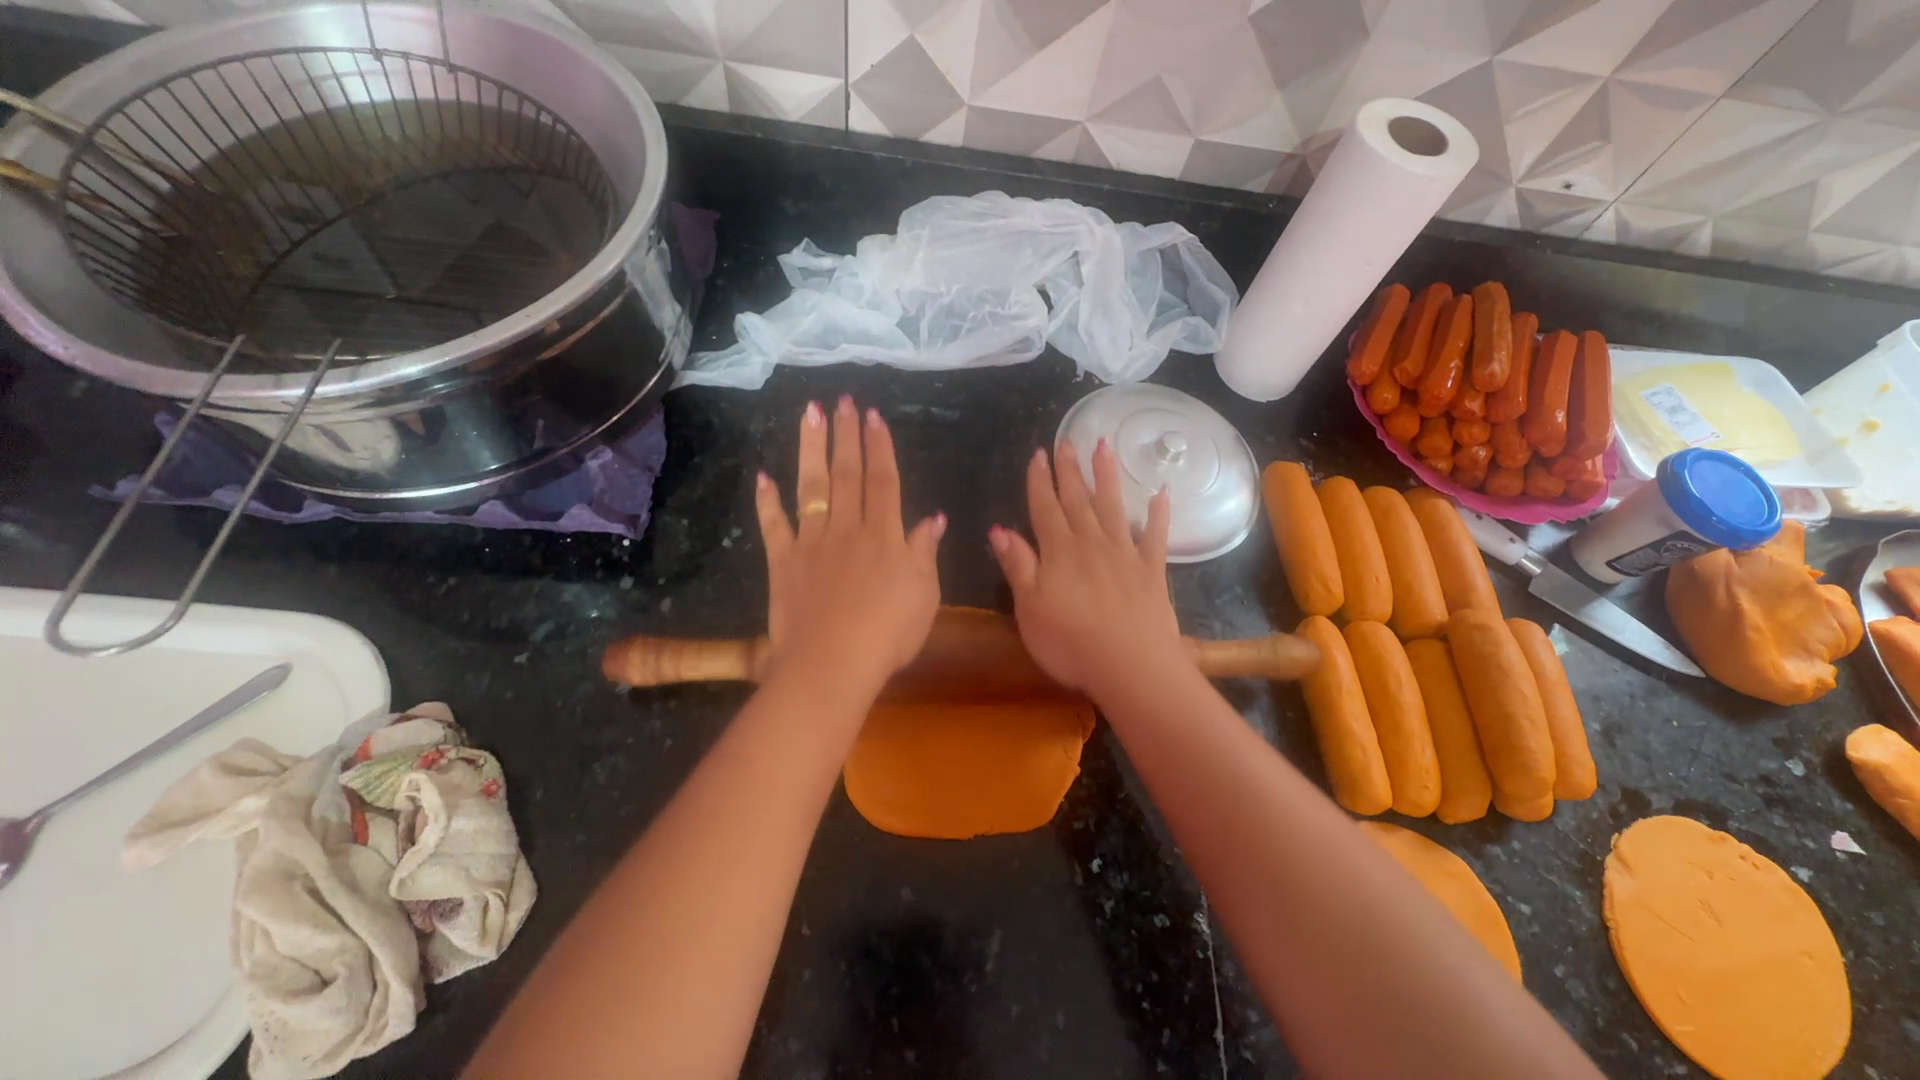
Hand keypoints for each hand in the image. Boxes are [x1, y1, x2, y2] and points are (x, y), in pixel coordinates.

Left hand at [755, 396, 944, 694]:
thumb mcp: (924, 595)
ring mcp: (812, 543)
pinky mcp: (783, 563)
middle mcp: (848, 529)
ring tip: (809, 414)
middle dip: (846, 435)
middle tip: (842, 401)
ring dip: (811, 448)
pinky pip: (774, 526)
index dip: (880, 447)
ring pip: (811, 487)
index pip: (884, 481)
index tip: (873, 416)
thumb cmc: (888, 634)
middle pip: (847, 474)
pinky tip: (764, 476)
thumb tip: (932, 518)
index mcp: (884, 536)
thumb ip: (924, 553)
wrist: (833, 663)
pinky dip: (768, 501)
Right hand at [988, 438, 1184, 696]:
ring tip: (1105, 446)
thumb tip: (999, 529)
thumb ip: (1018, 565)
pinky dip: (1158, 513)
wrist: (1130, 665)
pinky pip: (1155, 535)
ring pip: (1113, 507)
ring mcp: (1125, 555)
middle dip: (1070, 470)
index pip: (1045, 509)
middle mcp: (1092, 544)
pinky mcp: (1152, 572)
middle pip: (1078, 500)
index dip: (1039, 482)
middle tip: (1067, 440)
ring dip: (1107, 476)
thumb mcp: (1029, 607)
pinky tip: (1161, 492)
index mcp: (1059, 552)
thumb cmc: (1069, 642)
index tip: (1038, 454)